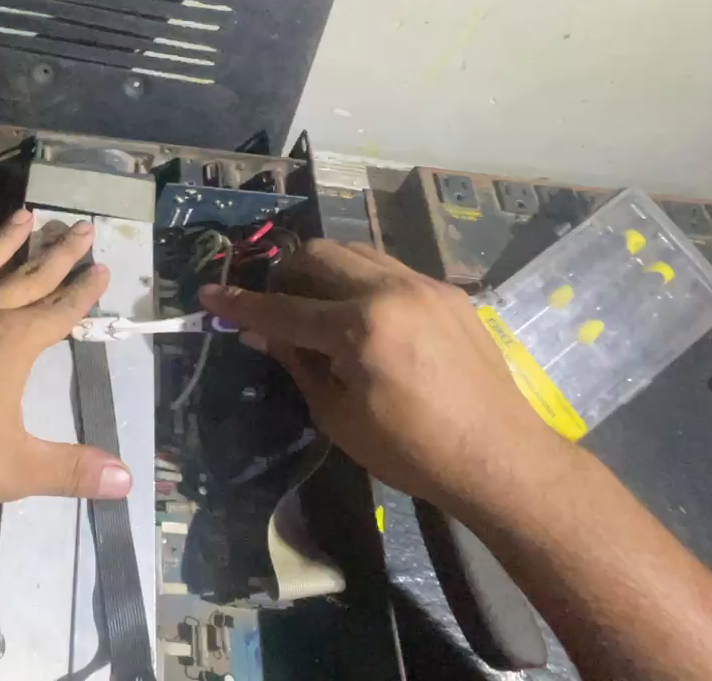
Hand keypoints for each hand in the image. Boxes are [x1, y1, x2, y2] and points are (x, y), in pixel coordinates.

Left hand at [0, 210, 130, 516]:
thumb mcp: (14, 469)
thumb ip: (72, 470)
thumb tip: (128, 479)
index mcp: (12, 343)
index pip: (60, 310)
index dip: (85, 290)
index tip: (103, 267)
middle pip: (28, 276)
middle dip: (58, 252)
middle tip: (81, 225)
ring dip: (3, 240)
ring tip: (24, 214)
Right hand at [199, 240, 577, 520]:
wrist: (502, 460)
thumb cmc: (411, 450)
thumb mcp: (337, 415)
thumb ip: (296, 362)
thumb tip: (258, 334)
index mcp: (359, 330)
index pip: (282, 309)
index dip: (240, 304)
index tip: (208, 294)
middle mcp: (389, 292)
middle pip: (316, 254)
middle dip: (285, 274)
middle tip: (278, 304)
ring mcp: (423, 285)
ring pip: (353, 251)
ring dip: (324, 269)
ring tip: (320, 304)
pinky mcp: (447, 291)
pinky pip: (388, 268)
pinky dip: (362, 281)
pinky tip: (367, 315)